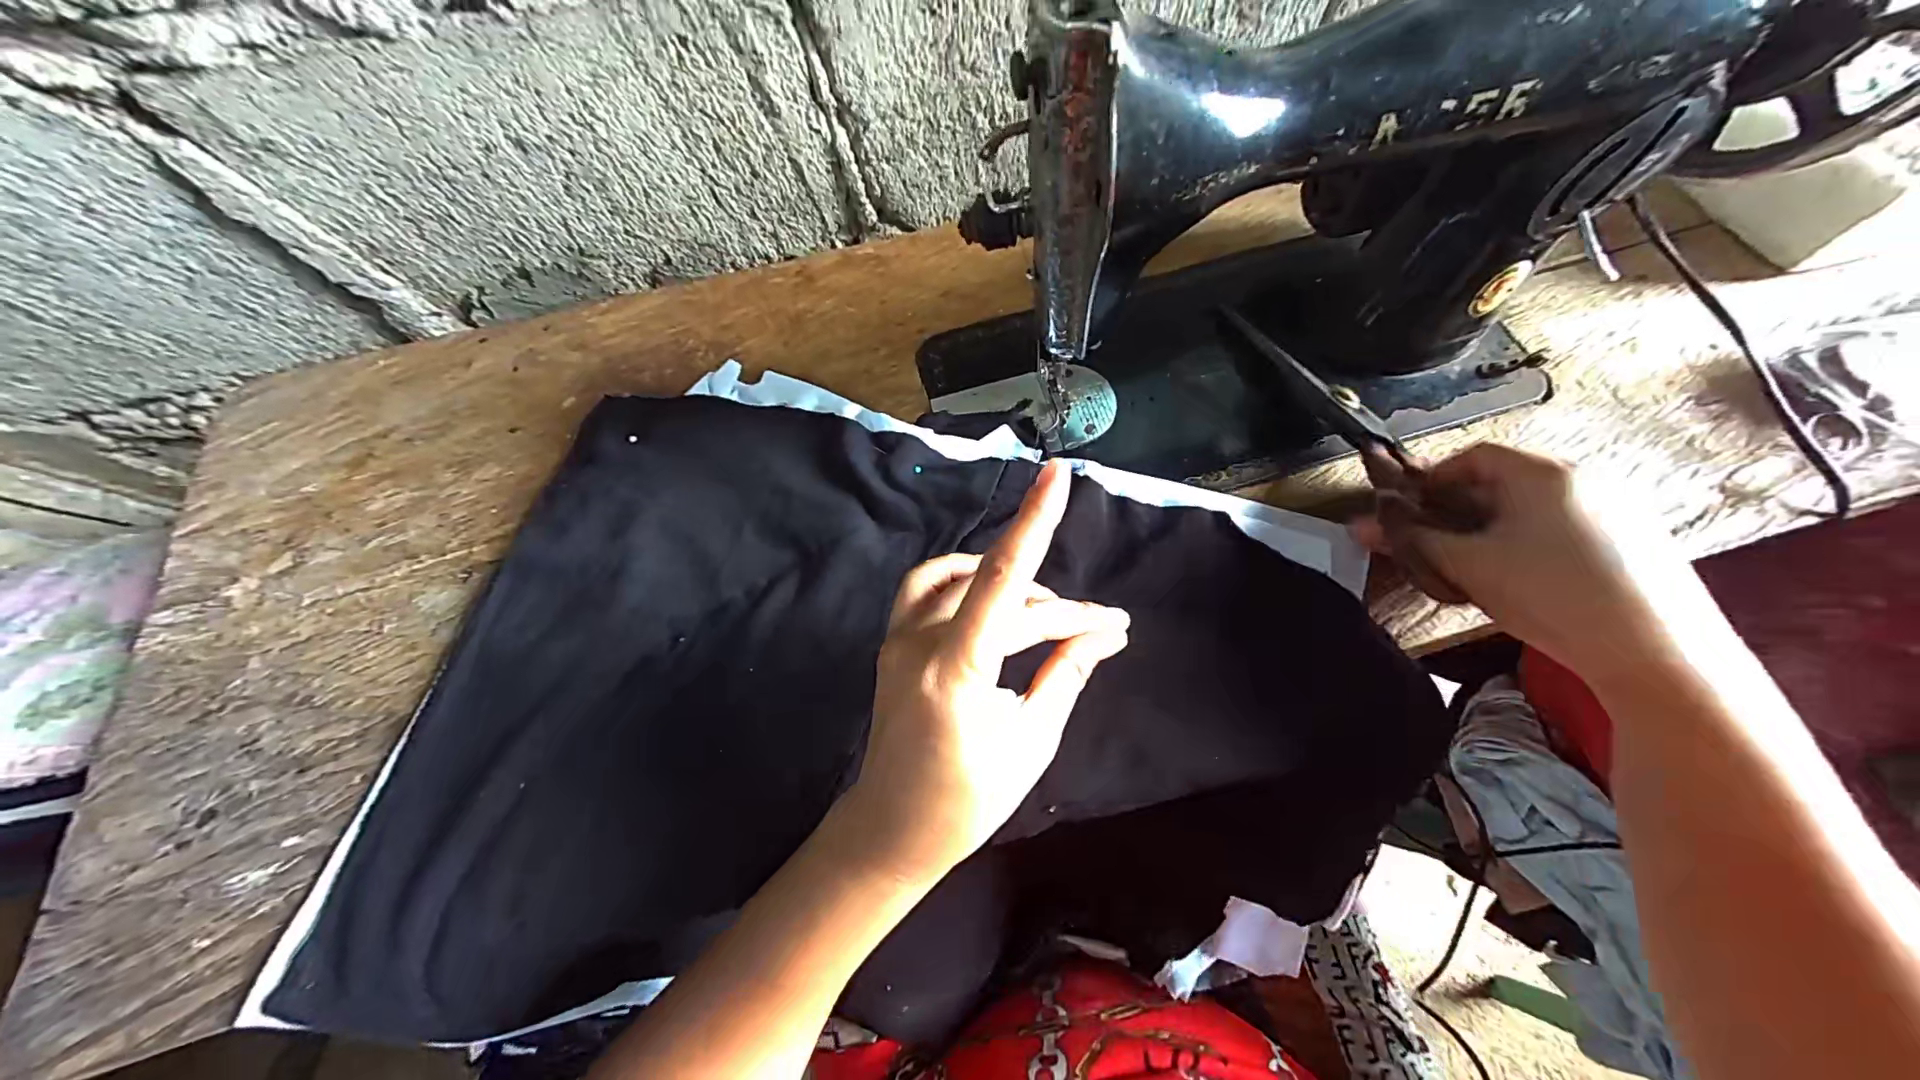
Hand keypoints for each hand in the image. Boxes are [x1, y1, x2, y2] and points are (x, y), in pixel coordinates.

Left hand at [844, 460, 1130, 879]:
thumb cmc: (967, 798)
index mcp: (956, 668)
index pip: (1005, 579)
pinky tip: (988, 591)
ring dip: (1008, 580)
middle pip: (1002, 594)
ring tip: (1047, 609)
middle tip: (1102, 627)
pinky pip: (926, 586)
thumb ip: (1065, 675)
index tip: (1057, 476)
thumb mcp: (1031, 739)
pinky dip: (962, 578)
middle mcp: (920, 640)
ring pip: (959, 577)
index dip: (1034, 521)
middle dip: (1059, 607)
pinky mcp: (892, 641)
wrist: (893, 826)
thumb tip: (1103, 635)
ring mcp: (899, 637)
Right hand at [1349, 444, 1707, 682]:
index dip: (1432, 478)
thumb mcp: (1466, 566)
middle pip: (1504, 478)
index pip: (1473, 455)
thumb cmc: (1550, 595)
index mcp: (1543, 472)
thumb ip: (1411, 541)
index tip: (1410, 508)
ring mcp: (1619, 507)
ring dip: (1494, 526)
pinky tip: (1525, 578)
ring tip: (1475, 564)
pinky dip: (1532, 540)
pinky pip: (1567, 525)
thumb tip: (1360, 527)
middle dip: (1460, 506)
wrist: (1656, 652)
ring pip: (1535, 505)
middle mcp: (1585, 478)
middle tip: (1435, 540)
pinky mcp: (1638, 540)